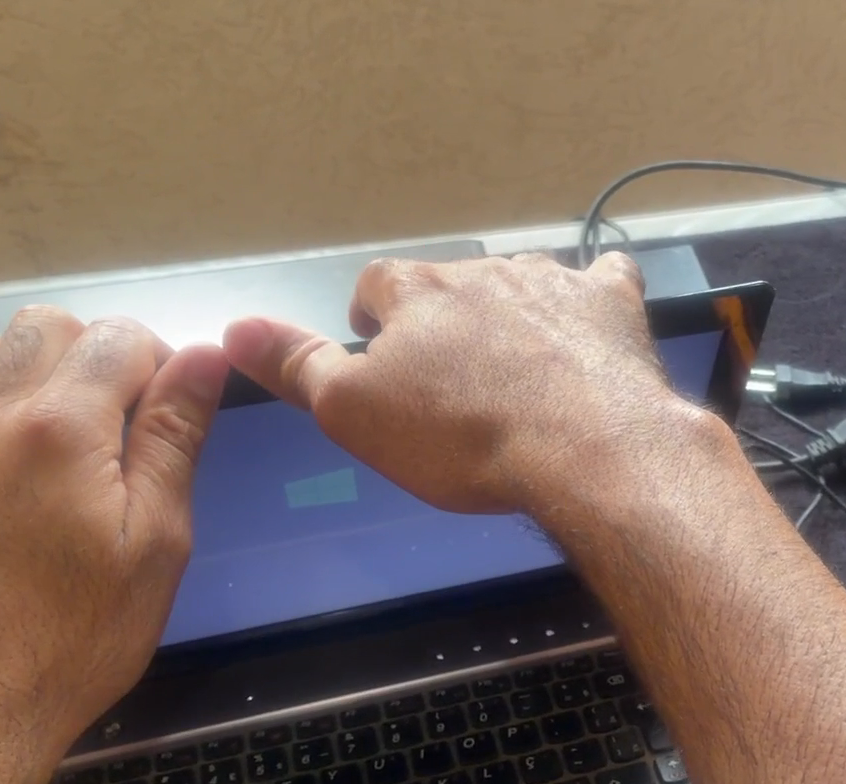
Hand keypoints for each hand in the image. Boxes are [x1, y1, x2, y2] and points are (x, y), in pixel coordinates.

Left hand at [0, 308, 227, 782]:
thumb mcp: (159, 539)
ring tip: (42, 420)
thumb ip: (175, 440)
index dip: (161, 365)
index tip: (173, 413)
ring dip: (10, 362)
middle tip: (121, 424)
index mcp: (62, 430)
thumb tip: (203, 357)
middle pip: (42, 327)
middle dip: (97, 357)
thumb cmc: (84, 630)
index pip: (118, 340)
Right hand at [220, 252, 715, 514]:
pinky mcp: (612, 303)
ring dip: (517, 314)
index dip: (378, 318)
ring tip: (525, 363)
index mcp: (417, 292)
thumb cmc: (463, 440)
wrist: (582, 451)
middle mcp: (483, 271)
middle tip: (460, 375)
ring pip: (524, 284)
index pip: (380, 286)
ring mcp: (555, 281)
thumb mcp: (356, 415)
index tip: (385, 349)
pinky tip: (596, 319)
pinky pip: (605, 279)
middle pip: (455, 287)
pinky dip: (595, 296)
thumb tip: (234, 327)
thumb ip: (298, 367)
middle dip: (450, 322)